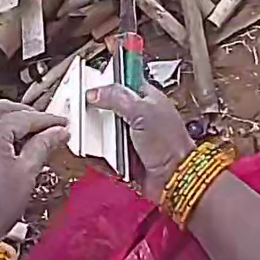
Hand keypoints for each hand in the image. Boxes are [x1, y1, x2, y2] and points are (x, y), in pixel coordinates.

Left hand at [0, 101, 68, 240]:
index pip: (24, 117)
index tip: (61, 124)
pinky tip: (7, 151)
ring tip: (29, 139)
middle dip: (27, 116)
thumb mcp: (25, 175)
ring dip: (10, 125)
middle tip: (46, 126)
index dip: (47, 120)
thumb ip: (42, 147)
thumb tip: (56, 133)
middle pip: (4, 111)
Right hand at [86, 83, 195, 200]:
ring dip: (97, 134)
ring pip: (106, 129)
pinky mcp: (126, 156)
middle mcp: (140, 116)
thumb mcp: (141, 111)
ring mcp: (132, 137)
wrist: (174, 179)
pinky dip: (100, 153)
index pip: (124, 81)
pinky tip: (96, 152)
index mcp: (148, 97)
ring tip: (89, 132)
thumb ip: (116, 97)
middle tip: (85, 108)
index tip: (91, 82)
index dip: (108, 80)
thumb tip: (94, 92)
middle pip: (110, 106)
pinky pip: (106, 152)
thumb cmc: (169, 143)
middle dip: (97, 109)